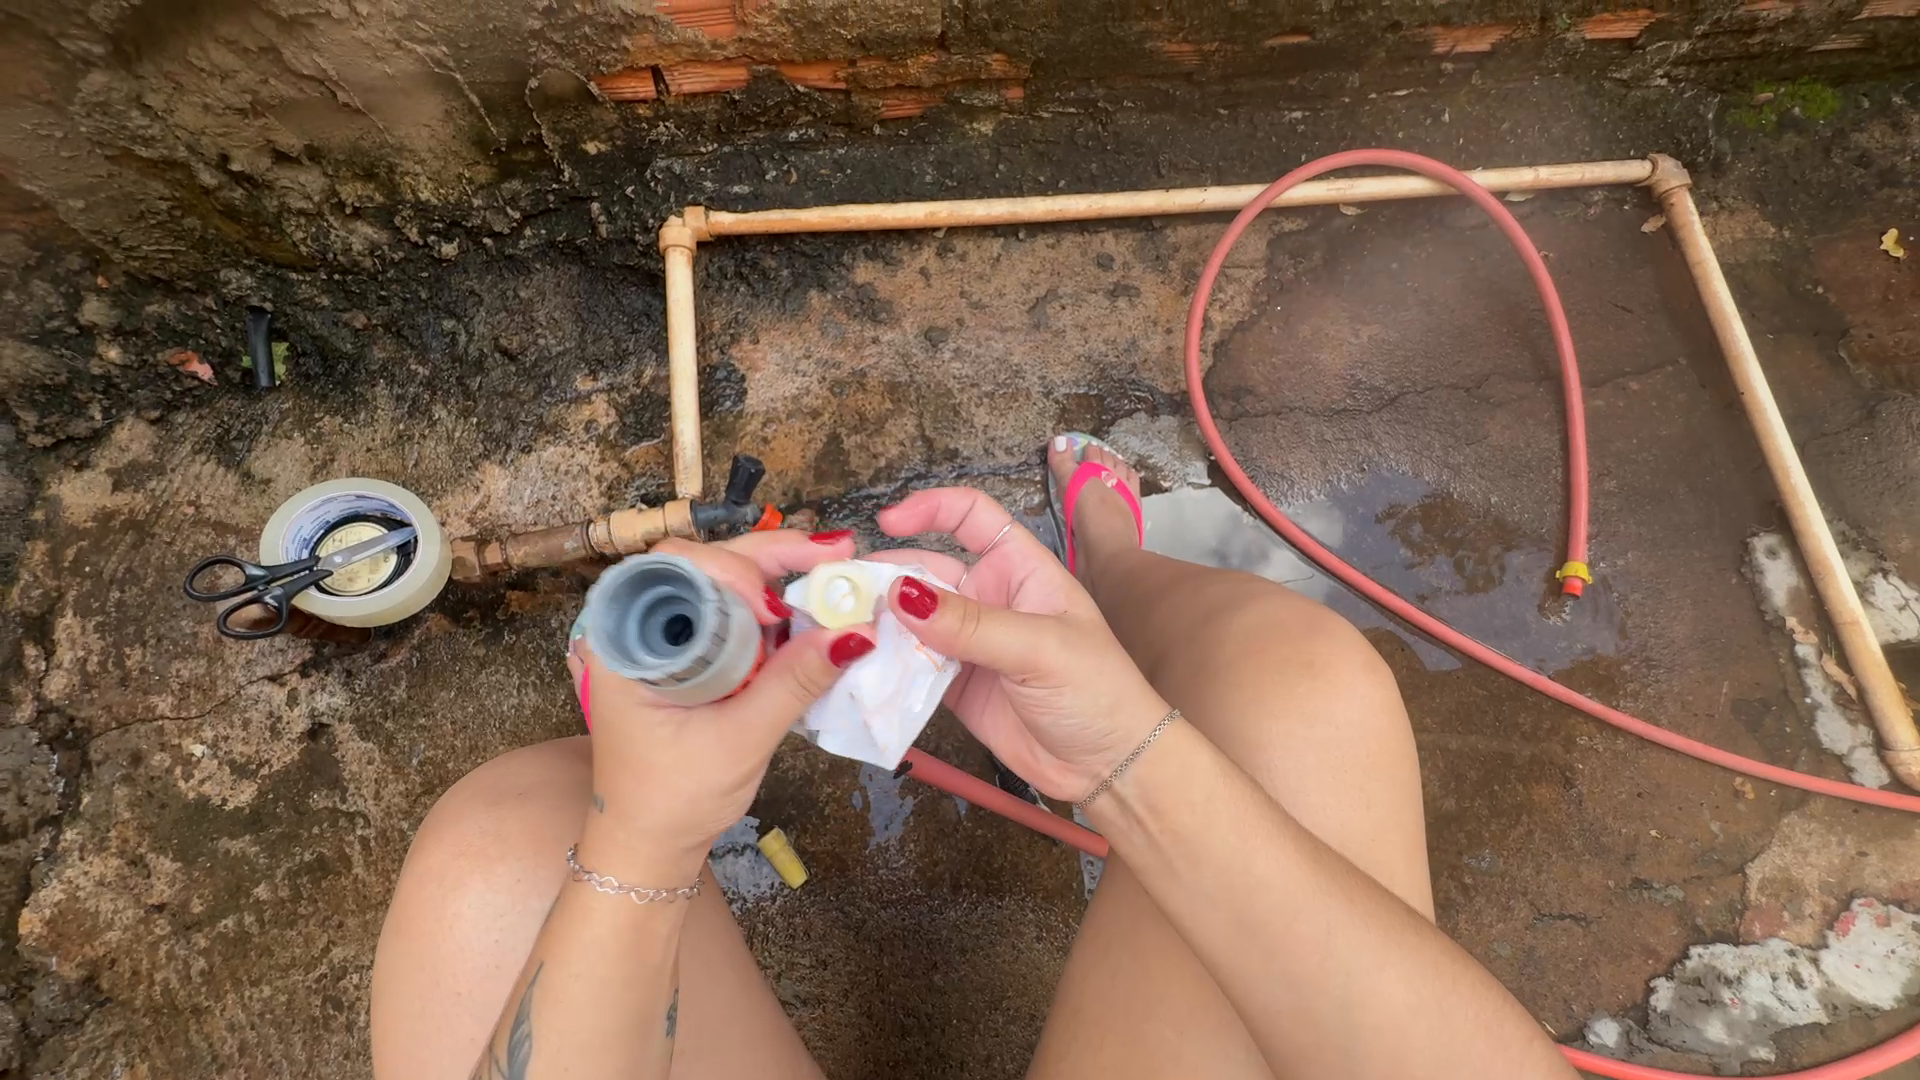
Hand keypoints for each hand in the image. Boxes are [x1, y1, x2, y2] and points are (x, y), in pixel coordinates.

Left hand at [569, 530, 872, 874]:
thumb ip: (795, 684)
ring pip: (730, 583)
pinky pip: (740, 614)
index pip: (676, 568)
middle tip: (837, 554)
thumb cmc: (676, 797)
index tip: (777, 609)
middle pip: (710, 564)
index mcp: (627, 640)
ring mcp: (673, 638)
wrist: (651, 843)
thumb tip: (858, 633)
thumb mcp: (740, 739)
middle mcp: (645, 625)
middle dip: (775, 558)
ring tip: (835, 574)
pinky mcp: (699, 654)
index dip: (732, 571)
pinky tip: (816, 611)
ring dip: (783, 577)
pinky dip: (780, 611)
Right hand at [869, 488, 1167, 801]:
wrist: (1108, 765)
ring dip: (880, 622)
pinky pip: (911, 665)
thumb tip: (901, 593)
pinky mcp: (953, 683)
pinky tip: (859, 667)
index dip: (930, 509)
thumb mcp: (1040, 647)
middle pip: (928, 570)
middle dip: (887, 577)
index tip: (887, 524)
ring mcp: (969, 642)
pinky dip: (886, 664)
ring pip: (912, 619)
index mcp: (1020, 568)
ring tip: (842, 631)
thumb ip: (971, 623)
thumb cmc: (1096, 689)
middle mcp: (990, 597)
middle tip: (844, 595)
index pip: (972, 517)